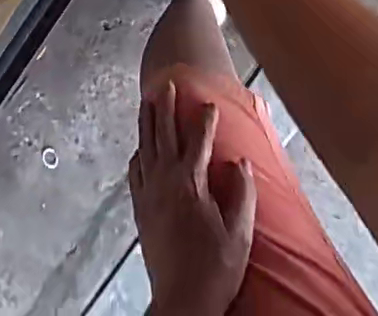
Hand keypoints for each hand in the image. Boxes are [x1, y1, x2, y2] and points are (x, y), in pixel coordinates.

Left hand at [130, 81, 256, 315]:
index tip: (209, 102)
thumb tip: (240, 161)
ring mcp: (149, 193)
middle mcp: (165, 180)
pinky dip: (138, 153)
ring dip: (146, 121)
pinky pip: (135, 171)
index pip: (198, 138)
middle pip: (164, 133)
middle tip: (166, 83)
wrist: (182, 303)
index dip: (204, 118)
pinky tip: (140, 148)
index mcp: (190, 181)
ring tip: (147, 101)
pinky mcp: (140, 209)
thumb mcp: (240, 233)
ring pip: (145, 146)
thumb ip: (242, 192)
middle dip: (166, 106)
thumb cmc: (215, 268)